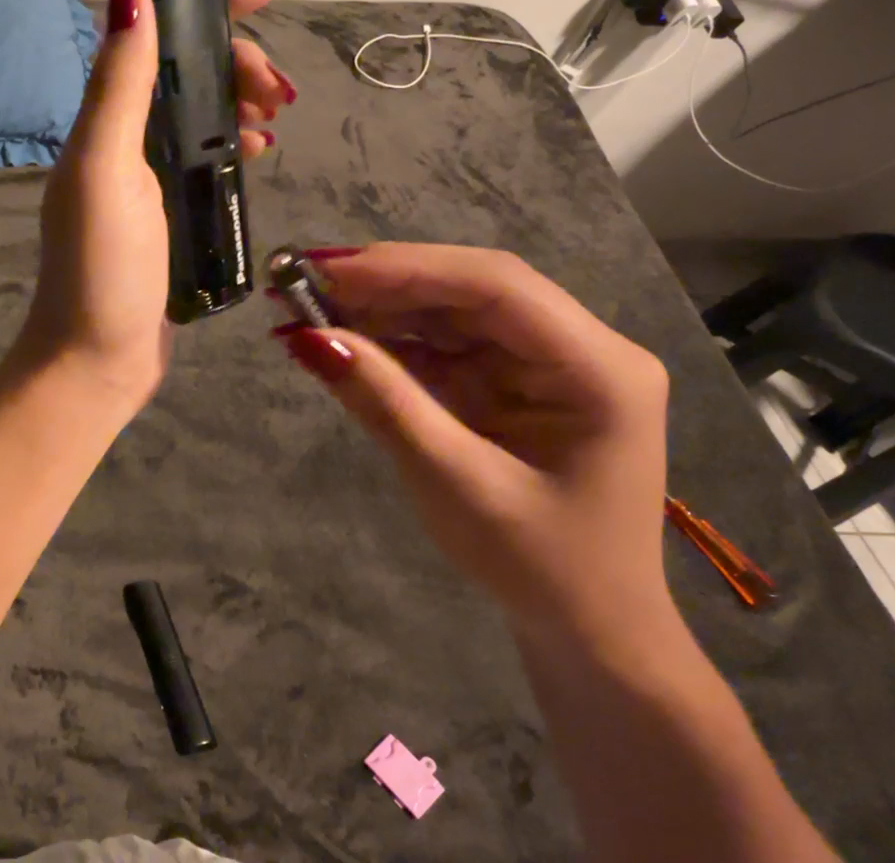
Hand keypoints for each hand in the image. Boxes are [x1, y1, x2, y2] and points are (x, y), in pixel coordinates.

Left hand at [16, 0, 297, 404]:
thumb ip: (119, 84)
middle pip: (189, 71)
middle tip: (276, 93)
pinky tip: (261, 152)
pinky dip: (238, 142)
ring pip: (204, 112)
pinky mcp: (170, 214)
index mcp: (104, 121)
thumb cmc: (99, 267)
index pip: (157, 36)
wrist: (95, 359)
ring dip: (244, 99)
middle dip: (239, 60)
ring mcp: (147, 178)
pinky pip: (211, 157)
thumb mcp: (105, 168)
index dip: (211, 0)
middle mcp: (122, 140)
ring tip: (276, 120)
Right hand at [280, 243, 673, 647]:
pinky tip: (339, 336)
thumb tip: (305, 337)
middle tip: (297, 282)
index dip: (405, 268)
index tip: (322, 272)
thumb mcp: (452, 481)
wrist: (587, 627)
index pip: (496, 288)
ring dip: (379, 307)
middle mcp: (578, 349)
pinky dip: (389, 340)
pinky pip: (443, 345)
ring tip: (303, 307)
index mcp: (597, 368)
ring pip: (452, 311)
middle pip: (472, 290)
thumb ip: (383, 401)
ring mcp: (542, 365)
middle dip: (383, 282)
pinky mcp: (509, 384)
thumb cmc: (536, 563)